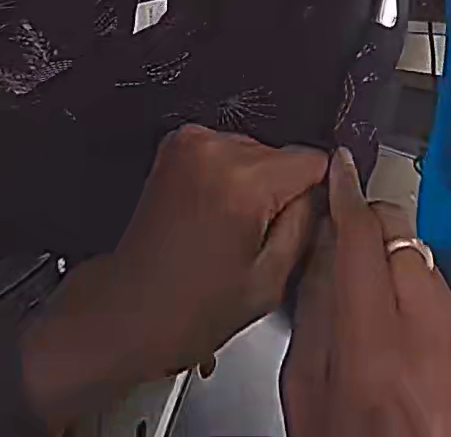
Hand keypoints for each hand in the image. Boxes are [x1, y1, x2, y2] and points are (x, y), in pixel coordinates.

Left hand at [18, 125, 325, 427]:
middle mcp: (216, 149)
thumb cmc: (186, 308)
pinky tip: (213, 209)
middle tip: (256, 233)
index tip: (303, 216)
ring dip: (253, 180)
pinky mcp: (179, 141)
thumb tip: (323, 189)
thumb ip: (306, 224)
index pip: (313, 159)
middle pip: (282, 155)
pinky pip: (230, 148)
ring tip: (228, 226)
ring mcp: (193, 141)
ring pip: (257, 150)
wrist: (127, 307)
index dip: (314, 191)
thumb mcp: (269, 281)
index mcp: (243, 182)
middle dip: (280, 189)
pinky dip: (229, 173)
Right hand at [282, 149, 450, 436]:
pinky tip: (404, 334)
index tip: (343, 170)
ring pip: (428, 263)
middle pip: (403, 237)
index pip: (361, 240)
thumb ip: (316, 310)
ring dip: (399, 262)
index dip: (348, 193)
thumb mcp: (307, 394)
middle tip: (353, 234)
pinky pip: (449, 303)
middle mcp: (428, 351)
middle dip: (374, 223)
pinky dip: (424, 300)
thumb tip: (328, 246)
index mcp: (373, 356)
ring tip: (375, 297)